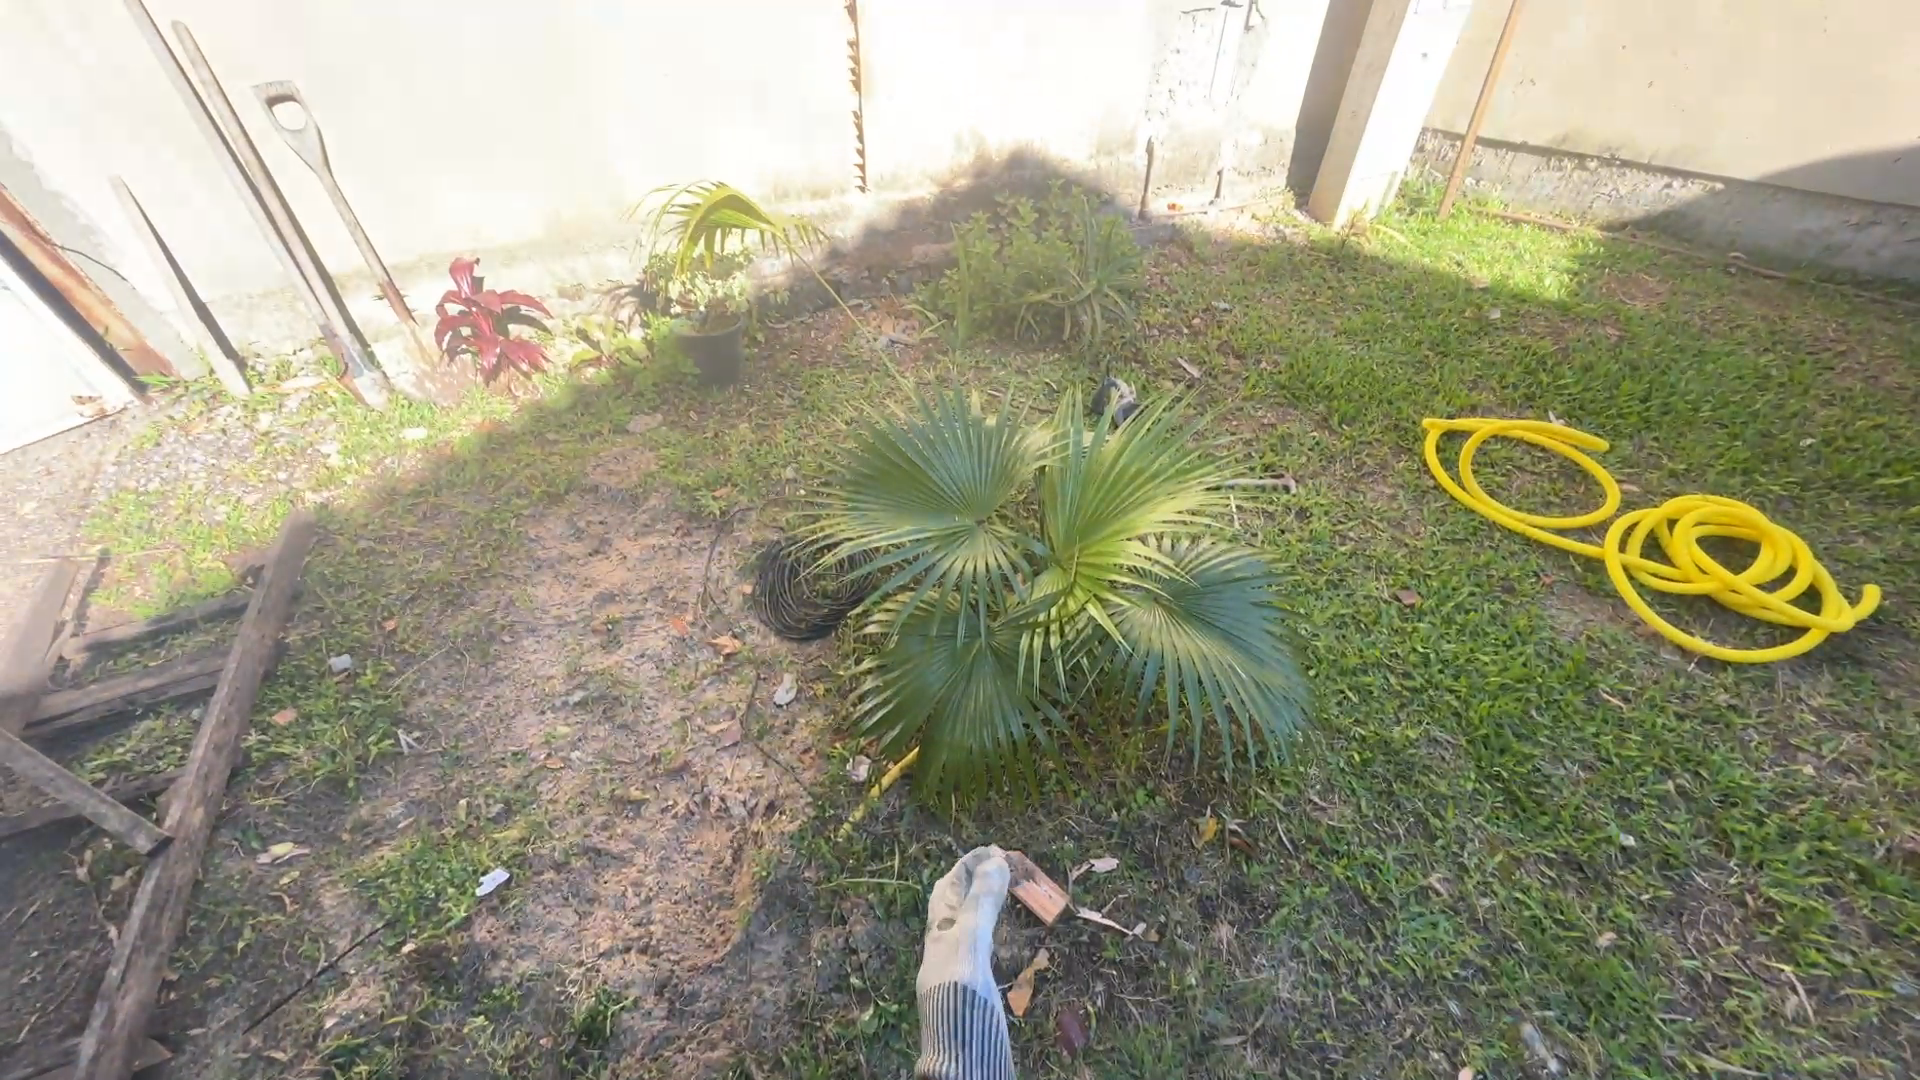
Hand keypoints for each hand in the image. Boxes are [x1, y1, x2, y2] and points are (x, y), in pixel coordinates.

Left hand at [917, 845, 1009, 996]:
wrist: (963, 1061)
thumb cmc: (961, 997)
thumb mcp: (970, 944)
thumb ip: (982, 904)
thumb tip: (995, 860)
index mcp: (938, 930)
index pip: (950, 884)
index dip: (971, 863)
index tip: (998, 851)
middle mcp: (945, 944)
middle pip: (959, 901)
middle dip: (981, 879)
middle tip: (1010, 867)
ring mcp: (959, 966)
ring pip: (972, 922)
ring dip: (990, 902)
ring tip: (1015, 889)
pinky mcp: (975, 986)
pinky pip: (984, 947)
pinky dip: (999, 931)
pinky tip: (1014, 934)